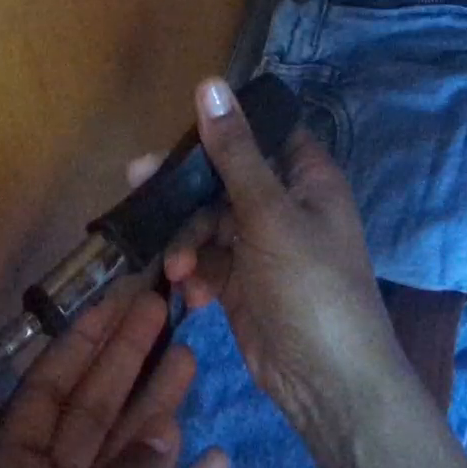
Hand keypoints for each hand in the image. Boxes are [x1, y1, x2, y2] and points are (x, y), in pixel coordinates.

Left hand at [0, 289, 229, 467]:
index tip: (117, 300)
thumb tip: (168, 433)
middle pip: (92, 411)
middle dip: (128, 362)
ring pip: (126, 458)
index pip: (47, 389)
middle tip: (164, 309)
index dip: (82, 342)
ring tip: (193, 361)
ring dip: (160, 412)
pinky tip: (215, 460)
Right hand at [161, 77, 408, 427]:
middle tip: (140, 183)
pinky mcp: (240, 280)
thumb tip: (210, 83)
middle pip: (223, 177)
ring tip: (177, 266)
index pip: (260, 133)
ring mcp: (260, 244)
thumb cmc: (310, 285)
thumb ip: (234, 151)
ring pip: (207, 220)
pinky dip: (194, 271)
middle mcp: (283, 203)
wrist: (326, 384)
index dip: (222, 127)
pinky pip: (206, 259)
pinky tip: (189, 290)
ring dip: (187, 239)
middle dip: (185, 190)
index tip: (179, 130)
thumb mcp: (269, 212)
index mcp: (305, 177)